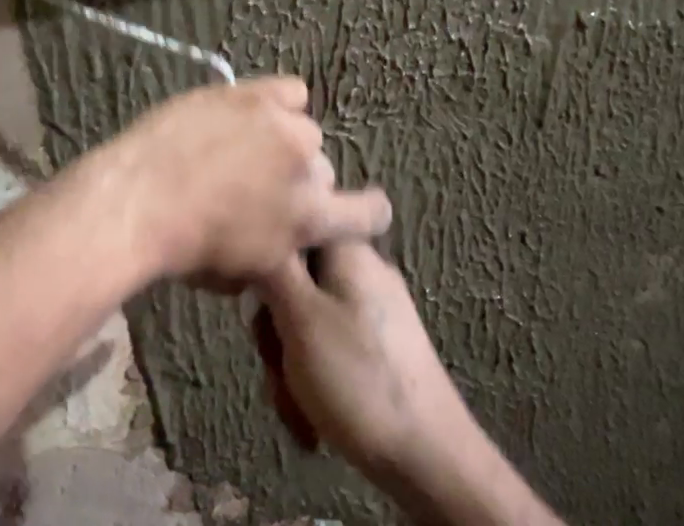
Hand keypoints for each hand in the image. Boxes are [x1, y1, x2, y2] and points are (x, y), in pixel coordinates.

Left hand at [83, 77, 391, 281]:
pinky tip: (250, 114)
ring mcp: (282, 126)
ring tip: (241, 149)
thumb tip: (277, 243)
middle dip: (299, 180)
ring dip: (281, 142)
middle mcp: (307, 168)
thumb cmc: (182, 251)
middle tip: (257, 186)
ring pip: (303, 130)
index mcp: (309, 219)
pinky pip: (290, 91)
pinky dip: (276, 103)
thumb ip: (276, 255)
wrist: (138, 199)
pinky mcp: (253, 94)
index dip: (366, 211)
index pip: (369, 212)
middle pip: (323, 168)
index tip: (357, 208)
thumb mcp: (239, 275)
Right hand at [254, 243, 473, 477]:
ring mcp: (373, 309)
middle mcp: (363, 270)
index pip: (289, 231)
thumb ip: (272, 267)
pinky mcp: (379, 346)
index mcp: (348, 250)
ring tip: (294, 407)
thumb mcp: (299, 316)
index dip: (263, 263)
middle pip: (293, 282)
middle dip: (274, 332)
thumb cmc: (356, 378)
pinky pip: (328, 346)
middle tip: (276, 367)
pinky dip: (312, 378)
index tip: (255, 301)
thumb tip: (259, 229)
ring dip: (289, 365)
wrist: (428, 455)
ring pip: (305, 321)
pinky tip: (310, 418)